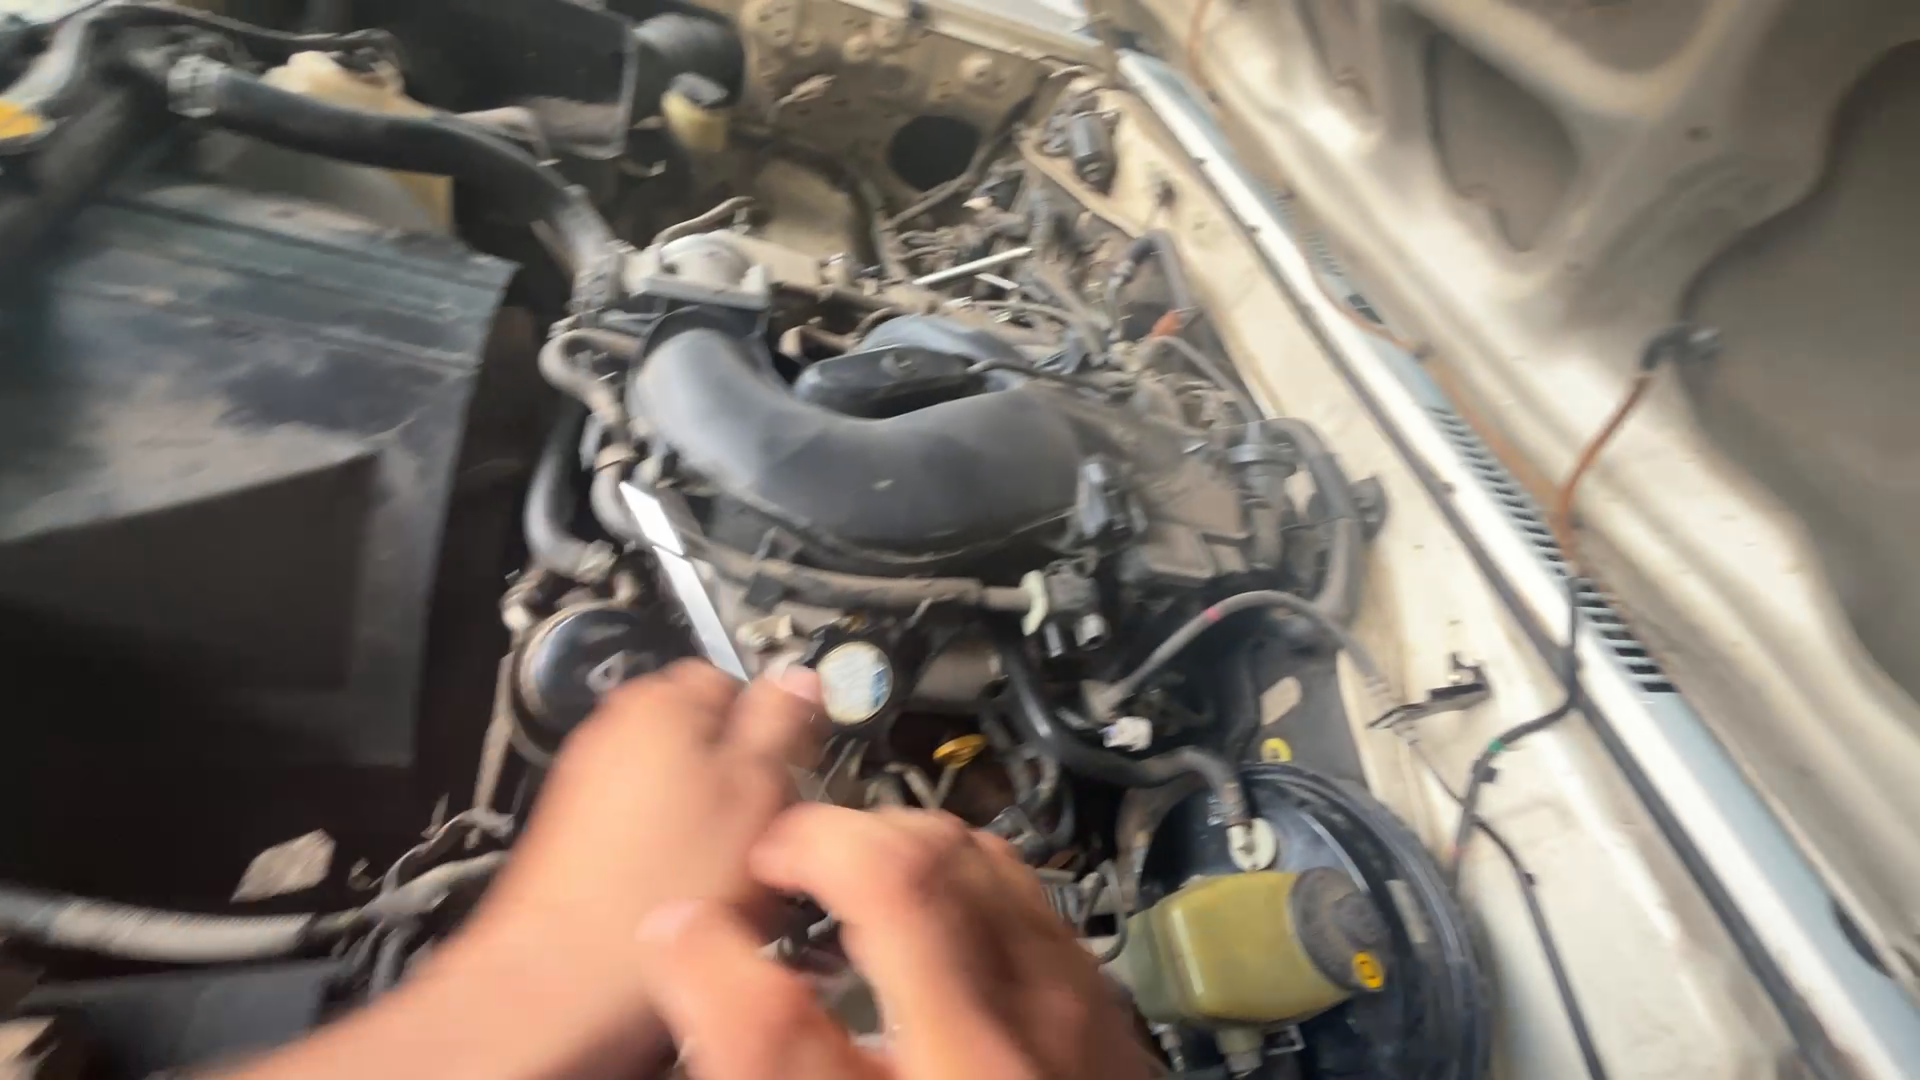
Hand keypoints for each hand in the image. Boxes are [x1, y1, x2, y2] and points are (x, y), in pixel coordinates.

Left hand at [438, 661, 823, 1072]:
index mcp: (661, 701)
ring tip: (728, 860)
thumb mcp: (756, 789)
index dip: (774, 719)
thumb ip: (782, 723)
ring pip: (685, 778)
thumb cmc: (658, 887)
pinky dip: (678, 841)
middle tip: (765, 816)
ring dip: (715, 809)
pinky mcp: (583, 832)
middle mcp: (617, 728)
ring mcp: (594, 781)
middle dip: (744, 769)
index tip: (793, 758)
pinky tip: (690, 882)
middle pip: (709, 730)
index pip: (736, 676)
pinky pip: (654, 819)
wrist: (560, 985)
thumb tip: (799, 677)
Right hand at [640, 805, 1157, 1079]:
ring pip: (958, 852)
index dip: (705, 963)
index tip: (675, 928)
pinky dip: (947, 852)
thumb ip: (782, 1065)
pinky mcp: (1090, 983)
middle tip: (775, 856)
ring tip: (839, 858)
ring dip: (882, 835)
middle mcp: (989, 1061)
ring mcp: (1060, 1008)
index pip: (776, 1035)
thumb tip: (717, 1000)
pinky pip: (1008, 871)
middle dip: (816, 841)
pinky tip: (919, 876)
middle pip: (898, 884)